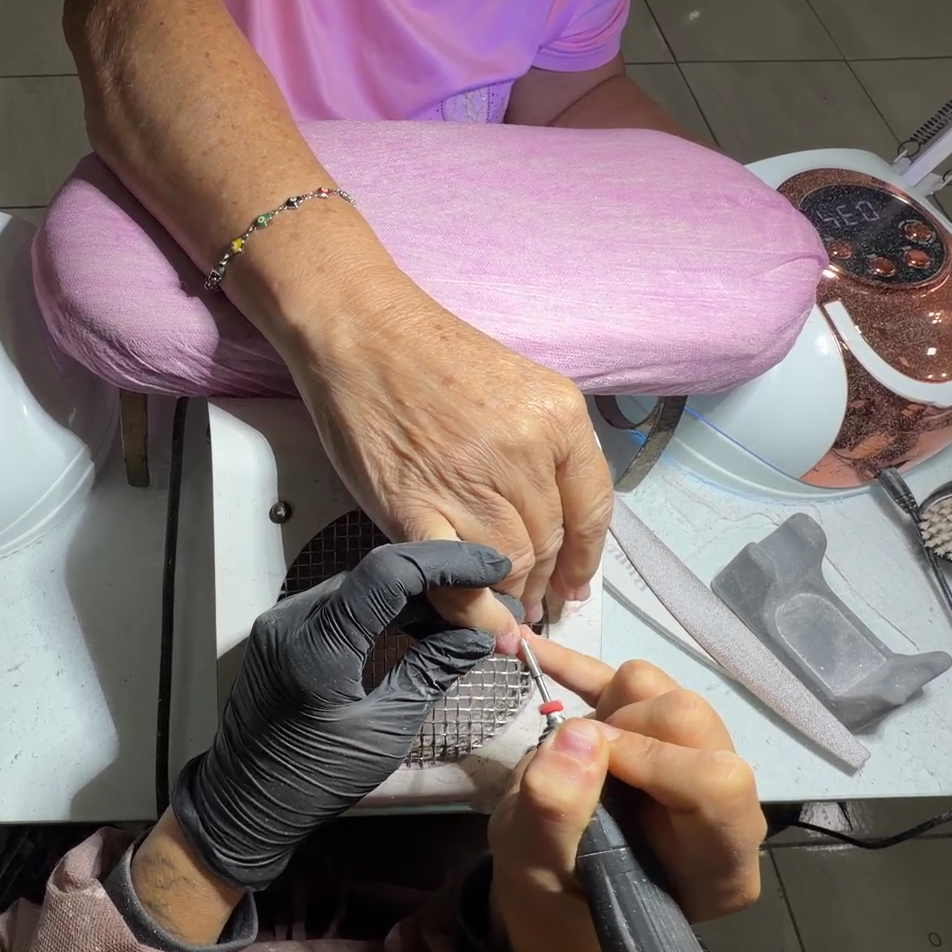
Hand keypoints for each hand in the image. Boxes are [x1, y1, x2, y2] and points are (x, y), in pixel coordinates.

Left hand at [172, 541, 512, 889]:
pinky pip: (343, 604)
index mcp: (318, 647)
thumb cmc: (314, 778)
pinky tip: (424, 621)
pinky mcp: (285, 629)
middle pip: (376, 574)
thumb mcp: (384, 731)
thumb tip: (480, 634)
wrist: (245, 797)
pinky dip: (385, 608)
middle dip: (440, 579)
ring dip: (415, 594)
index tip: (493, 568)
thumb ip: (431, 672)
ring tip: (468, 611)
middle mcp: (294, 618)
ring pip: (361, 585)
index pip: (387, 573)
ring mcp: (285, 620)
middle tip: (494, 598)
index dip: (446, 562)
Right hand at [292, 295, 612, 630]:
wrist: (358, 335)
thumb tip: (542, 523)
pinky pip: (455, 577)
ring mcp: (469, 483)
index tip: (573, 585)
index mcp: (558, 418)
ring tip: (496, 604)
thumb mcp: (515, 387)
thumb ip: (539, 451)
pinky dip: (469, 608)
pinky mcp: (413, 507)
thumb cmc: (427, 354)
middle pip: (548, 544)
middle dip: (540, 584)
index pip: (593, 512)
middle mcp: (524, 453)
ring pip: (508, 566)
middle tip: (527, 602)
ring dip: (505, 594)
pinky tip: (473, 616)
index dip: (584, 561)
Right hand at [487, 635, 765, 951]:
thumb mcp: (537, 867)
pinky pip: (622, 678)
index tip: (583, 764)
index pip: (714, 779)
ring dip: (606, 702)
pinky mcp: (649, 731)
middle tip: (573, 754)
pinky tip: (527, 649)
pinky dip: (571, 665)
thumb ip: (556, 813)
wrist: (551, 889)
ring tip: (570, 738)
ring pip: (663, 690)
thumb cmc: (554, 894)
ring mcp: (688, 759)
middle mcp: (722, 804)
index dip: (645, 757)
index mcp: (717, 859)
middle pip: (692, 719)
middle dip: (620, 724)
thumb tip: (579, 732)